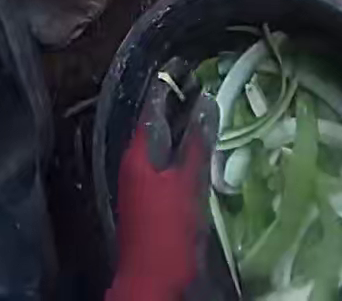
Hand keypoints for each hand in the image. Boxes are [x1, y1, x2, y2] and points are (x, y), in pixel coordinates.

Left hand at [107, 83, 217, 300]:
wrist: (150, 287)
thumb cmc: (168, 232)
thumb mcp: (188, 185)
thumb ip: (197, 143)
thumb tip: (206, 100)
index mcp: (139, 151)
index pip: (153, 105)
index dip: (169, 83)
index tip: (186, 63)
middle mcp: (135, 160)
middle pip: (156, 122)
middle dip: (177, 102)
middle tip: (202, 82)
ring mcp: (140, 180)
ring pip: (161, 142)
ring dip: (181, 126)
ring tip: (205, 109)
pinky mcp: (148, 198)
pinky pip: (164, 160)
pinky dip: (180, 148)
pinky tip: (198, 150)